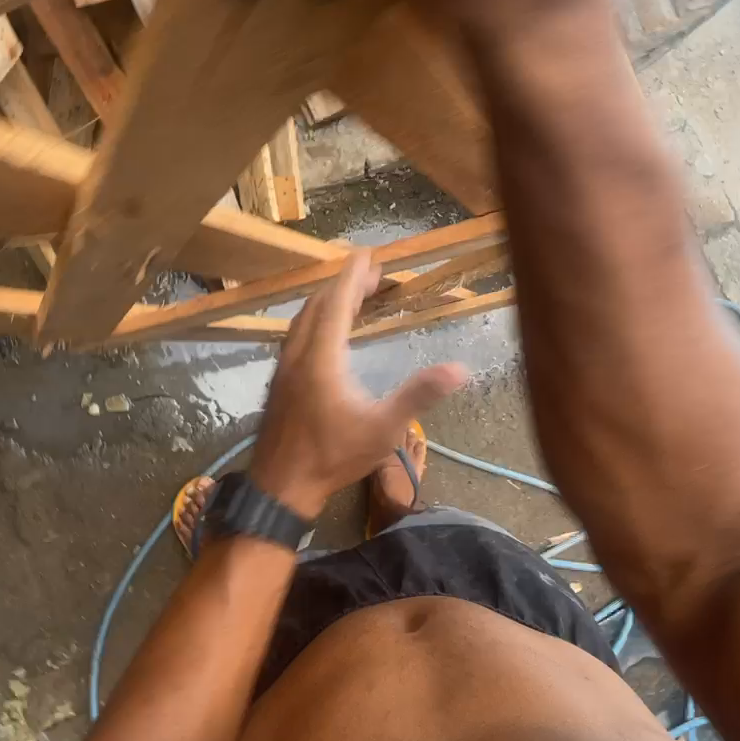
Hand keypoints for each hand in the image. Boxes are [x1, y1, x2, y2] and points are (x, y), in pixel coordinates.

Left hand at [249, 251, 467, 518]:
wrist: (281, 486)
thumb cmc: (333, 457)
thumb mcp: (384, 429)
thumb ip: (419, 395)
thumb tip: (460, 370)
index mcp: (322, 357)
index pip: (337, 303)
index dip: (353, 276)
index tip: (367, 254)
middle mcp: (298, 353)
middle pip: (319, 305)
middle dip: (344, 285)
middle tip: (371, 275)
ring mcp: (284, 367)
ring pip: (303, 319)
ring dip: (327, 301)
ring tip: (352, 297)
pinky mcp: (279, 381)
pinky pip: (296, 334)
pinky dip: (315, 320)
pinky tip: (325, 333)